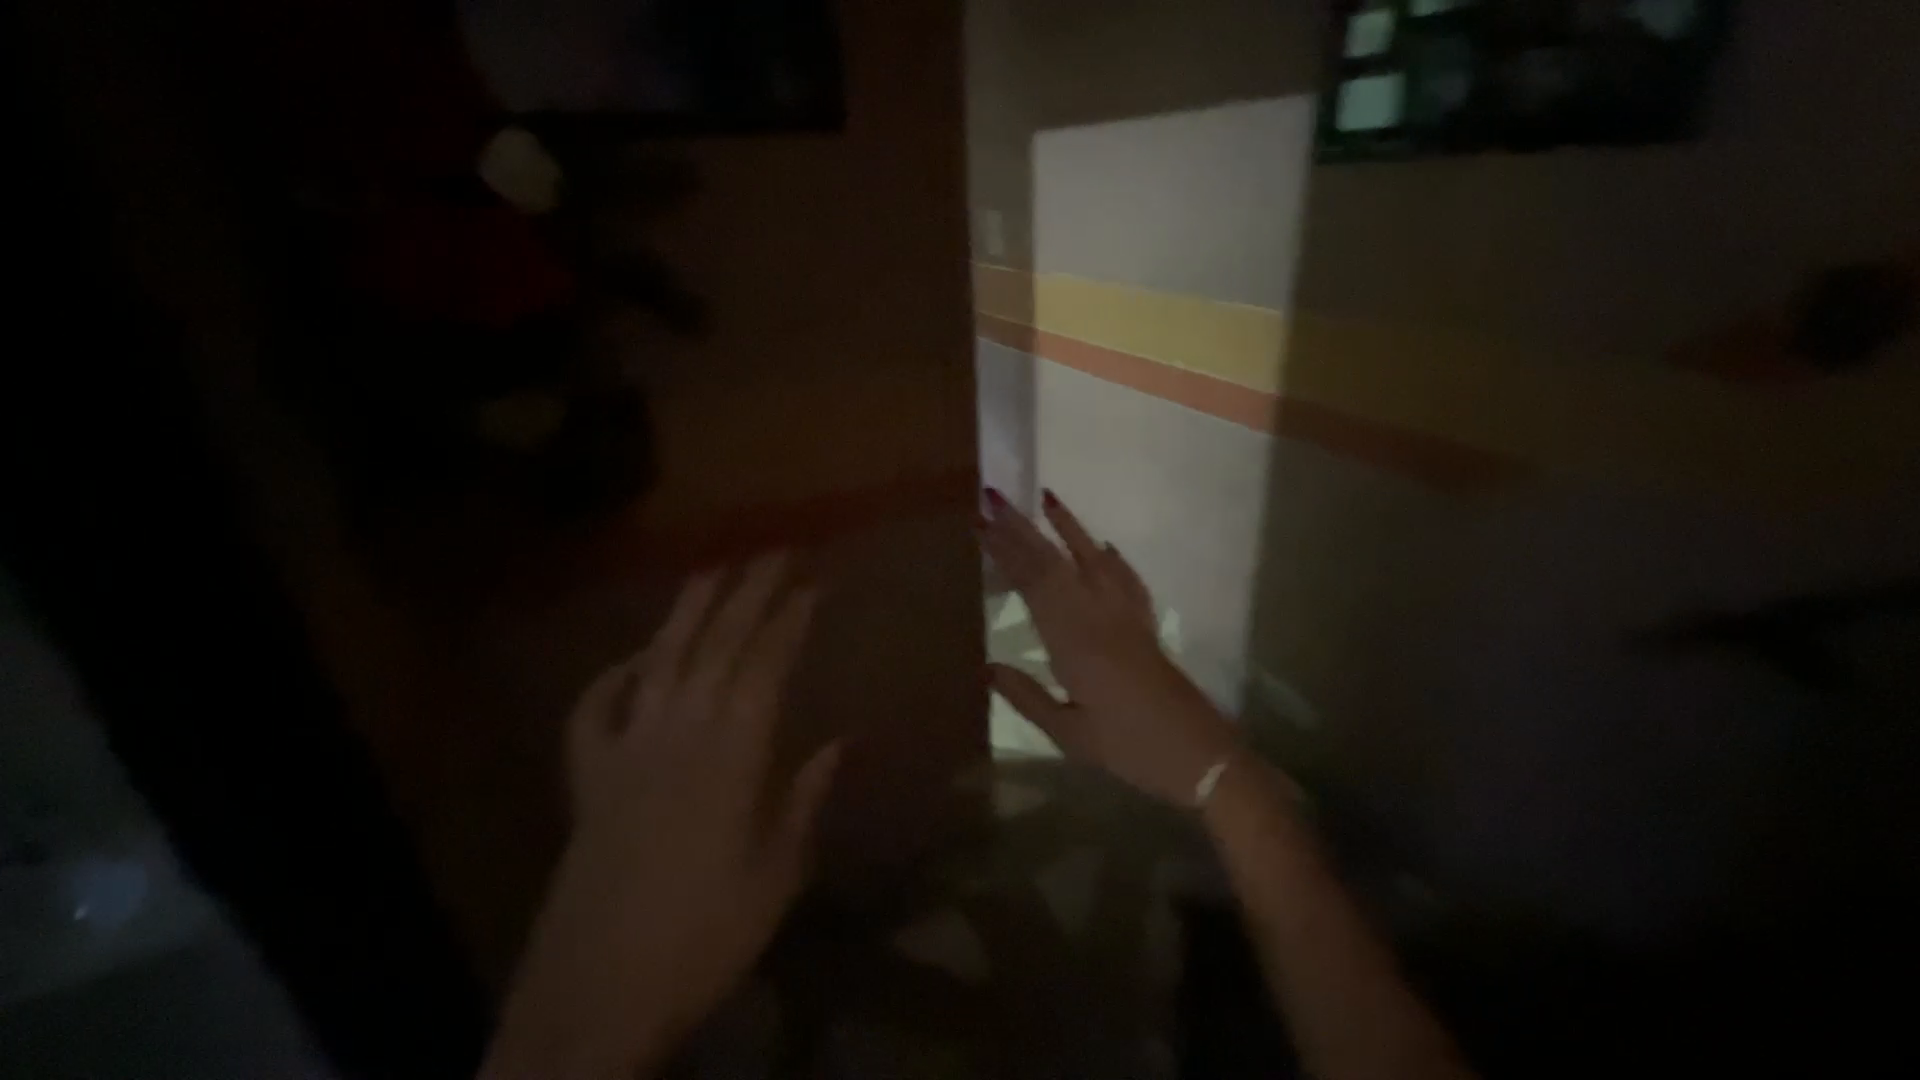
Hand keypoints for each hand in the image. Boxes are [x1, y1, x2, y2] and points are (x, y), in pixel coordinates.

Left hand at [483, 554, 840, 1078]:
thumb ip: (807, 797)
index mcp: (734, 751)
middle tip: (773, 550)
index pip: (768, 663)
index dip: (791, 617)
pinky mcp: (587, 774)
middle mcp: (680, 730)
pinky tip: (631, 662)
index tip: (813, 580)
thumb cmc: (708, 930)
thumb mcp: (779, 871)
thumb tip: (843, 741)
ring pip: (660, 659)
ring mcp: (626, 747)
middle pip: (717, 644)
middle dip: (749, 592)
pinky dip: (613, 677)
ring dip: (687, 611)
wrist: (601, 985)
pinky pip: (596, 709)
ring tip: (711, 569)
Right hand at [980, 489, 1241, 806]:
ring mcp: (1127, 616)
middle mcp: (1099, 616)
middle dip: (1022, 529)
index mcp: (1074, 642)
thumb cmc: (1128, 749)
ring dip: (1068, 528)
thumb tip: (987, 666)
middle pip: (1056, 563)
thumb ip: (1027, 698)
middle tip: (993, 499)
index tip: (980, 523)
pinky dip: (1111, 558)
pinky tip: (1102, 546)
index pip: (1032, 583)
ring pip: (1092, 560)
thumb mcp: (1068, 734)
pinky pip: (1127, 579)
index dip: (1005, 551)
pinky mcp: (1147, 625)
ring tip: (1047, 498)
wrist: (1200, 755)